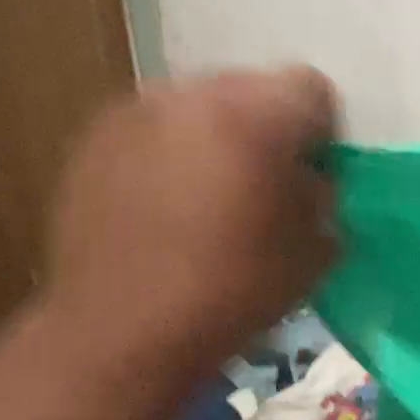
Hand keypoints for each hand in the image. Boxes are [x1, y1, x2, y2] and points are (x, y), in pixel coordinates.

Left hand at [37, 67, 340, 387]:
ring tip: (215, 196)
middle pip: (253, 88)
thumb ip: (322, 196)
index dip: (323, 132)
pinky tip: (170, 205)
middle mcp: (192, 96)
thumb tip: (310, 179)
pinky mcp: (96, 138)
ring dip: (220, 137)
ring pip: (202, 105)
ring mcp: (136, 111)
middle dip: (269, 128)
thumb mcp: (314, 251)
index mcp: (255, 117)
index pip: (311, 88)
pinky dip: (174, 153)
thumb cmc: (234, 292)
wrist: (122, 331)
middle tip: (269, 185)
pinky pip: (158, 128)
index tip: (317, 175)